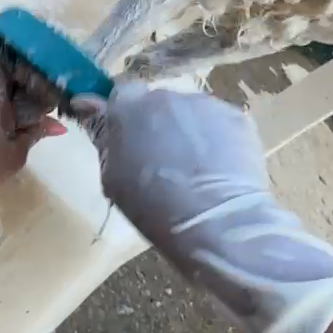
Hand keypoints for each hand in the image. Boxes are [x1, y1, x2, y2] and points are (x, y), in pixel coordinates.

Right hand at [81, 85, 332, 332]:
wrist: (227, 237)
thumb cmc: (161, 218)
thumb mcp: (118, 185)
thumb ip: (108, 144)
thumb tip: (94, 113)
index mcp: (131, 111)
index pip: (117, 95)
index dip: (123, 119)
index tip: (128, 141)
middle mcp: (168, 97)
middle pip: (155, 102)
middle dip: (157, 127)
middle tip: (165, 167)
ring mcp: (205, 105)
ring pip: (188, 113)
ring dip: (188, 135)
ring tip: (199, 177)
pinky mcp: (237, 119)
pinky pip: (217, 124)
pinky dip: (216, 143)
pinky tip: (221, 176)